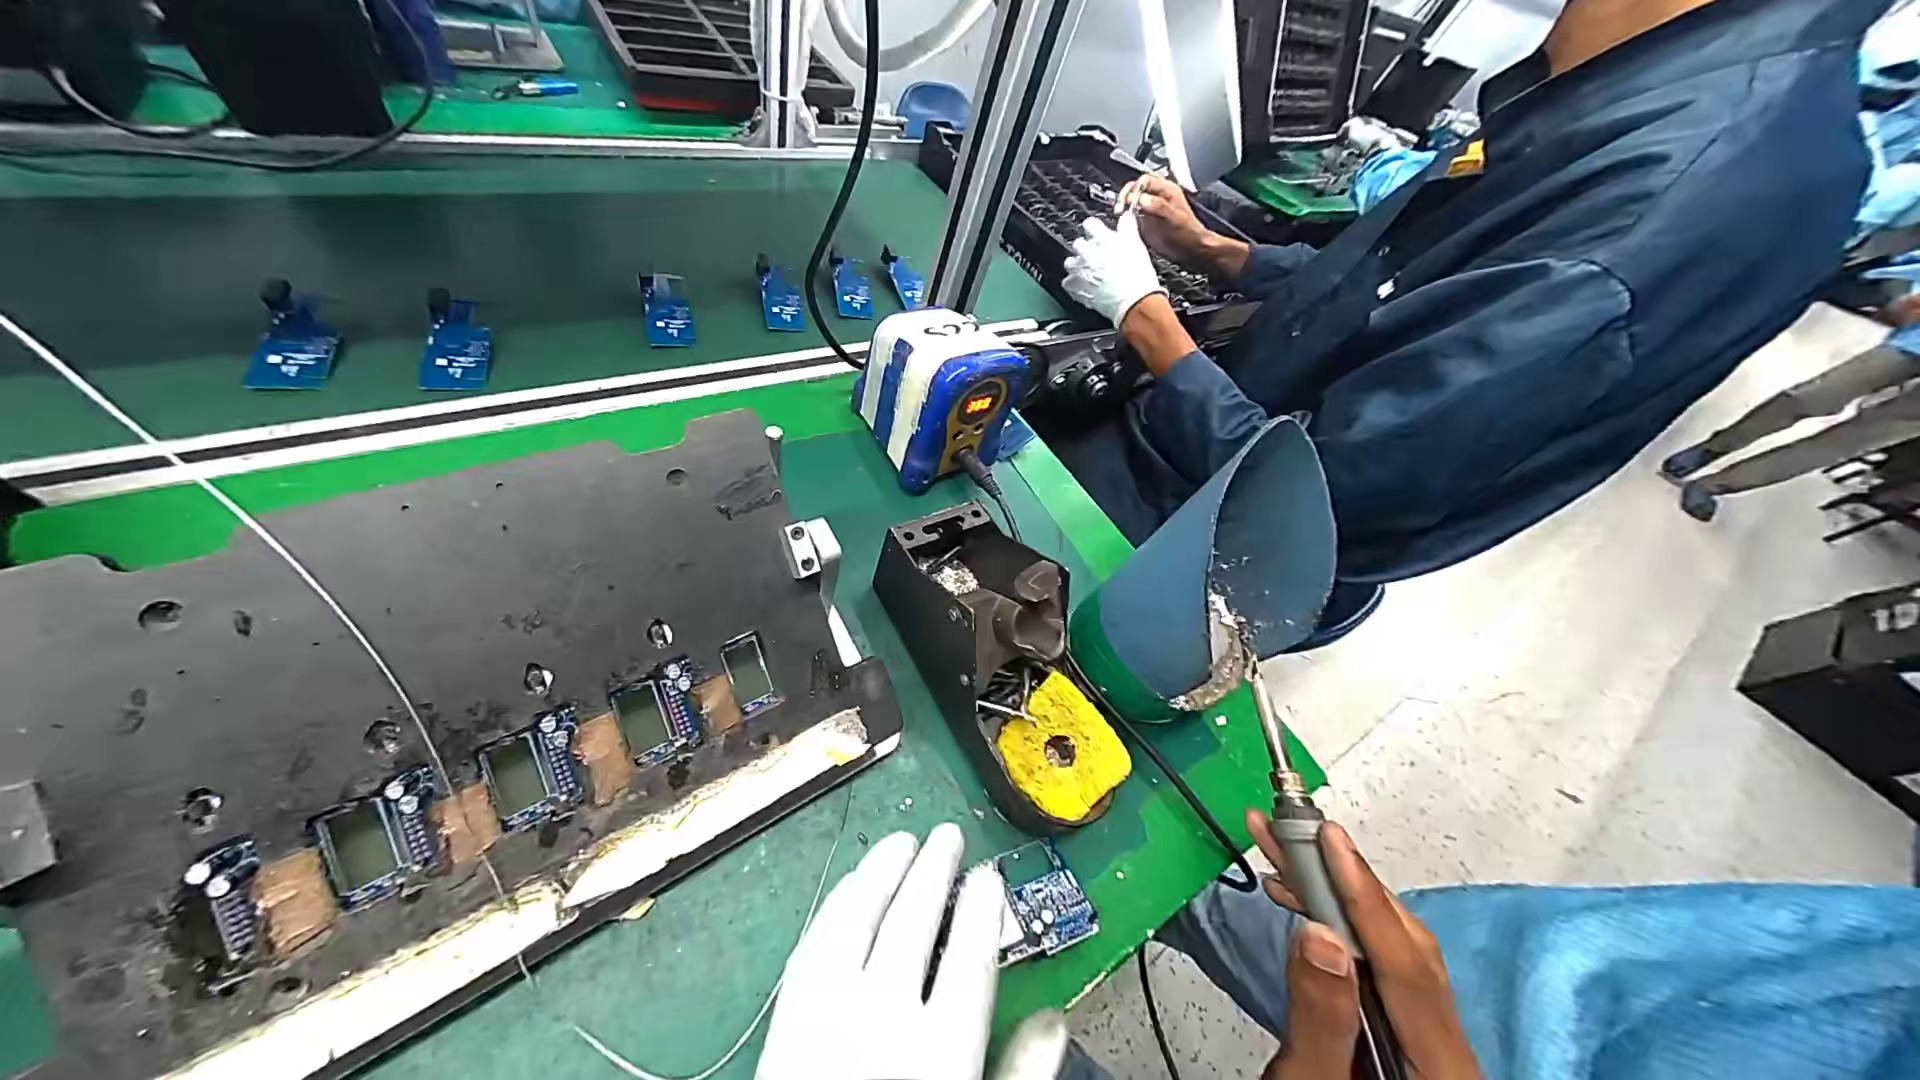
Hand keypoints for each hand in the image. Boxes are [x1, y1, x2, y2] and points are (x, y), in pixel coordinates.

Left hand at [756, 824, 1005, 1079]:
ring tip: (903, 841)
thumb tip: (1054, 1018)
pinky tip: (852, 884)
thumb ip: (1020, 1078)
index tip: (989, 876)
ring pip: (860, 917)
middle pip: (913, 921)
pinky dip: (839, 903)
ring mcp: (828, 1015)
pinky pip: (815, 943)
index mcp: (939, 1054)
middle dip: (934, 870)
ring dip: (883, 871)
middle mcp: (882, 1021)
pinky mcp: (788, 1020)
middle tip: (948, 835)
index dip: (982, 906)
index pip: (969, 957)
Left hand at [1063, 212, 1166, 327]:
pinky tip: (1084, 287)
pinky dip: (1074, 285)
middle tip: (1097, 257)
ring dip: (1077, 266)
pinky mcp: (1076, 289)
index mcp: (1101, 238)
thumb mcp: (1136, 244)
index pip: (1089, 224)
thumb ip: (1128, 227)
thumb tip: (1126, 217)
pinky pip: (1068, 284)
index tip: (1098, 234)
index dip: (1095, 229)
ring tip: (1089, 273)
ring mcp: (1079, 271)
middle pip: (1077, 244)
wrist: (1133, 300)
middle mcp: (1087, 252)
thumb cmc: (1137, 273)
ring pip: (1070, 263)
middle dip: (1085, 249)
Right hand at [1114, 174, 1250, 280]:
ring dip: (1123, 207)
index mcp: (1166, 190)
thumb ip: (1159, 206)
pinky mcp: (1144, 223)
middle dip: (1125, 196)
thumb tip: (1142, 199)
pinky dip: (1124, 218)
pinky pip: (1130, 216)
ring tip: (1120, 214)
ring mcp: (1149, 210)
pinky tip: (1124, 223)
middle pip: (1135, 189)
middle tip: (1121, 208)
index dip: (1135, 189)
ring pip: (1131, 201)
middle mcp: (1156, 198)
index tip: (1130, 201)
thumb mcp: (1175, 217)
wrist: (1189, 250)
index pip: (1145, 181)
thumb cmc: (1188, 233)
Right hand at [1248, 812, 1482, 1079]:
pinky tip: (1298, 897)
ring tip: (1281, 848)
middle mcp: (1444, 1047)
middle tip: (1294, 829)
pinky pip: (1371, 957)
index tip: (1329, 838)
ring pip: (1385, 944)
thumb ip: (1321, 1016)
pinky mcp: (1398, 1025)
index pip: (1405, 965)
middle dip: (1340, 880)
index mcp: (1439, 1068)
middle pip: (1401, 947)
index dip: (1363, 895)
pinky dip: (1331, 918)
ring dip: (1328, 891)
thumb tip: (1318, 934)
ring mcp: (1424, 1036)